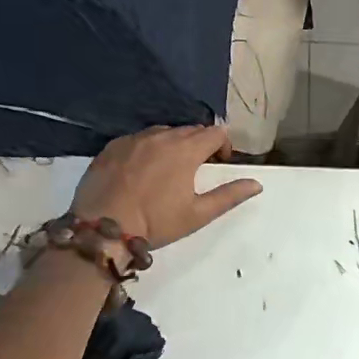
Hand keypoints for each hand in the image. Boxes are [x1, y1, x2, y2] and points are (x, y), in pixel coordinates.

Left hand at [70, 125, 261, 247]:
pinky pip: (137, 139)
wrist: (102, 228)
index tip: (220, 162)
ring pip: (162, 133)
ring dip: (172, 144)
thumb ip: (229, 195)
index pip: (215, 132)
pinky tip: (141, 171)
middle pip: (189, 130)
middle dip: (199, 144)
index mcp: (186, 150)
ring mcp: (133, 139)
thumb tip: (256, 184)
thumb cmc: (155, 222)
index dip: (223, 145)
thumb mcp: (198, 214)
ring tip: (168, 169)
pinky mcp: (112, 146)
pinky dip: (146, 149)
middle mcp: (161, 136)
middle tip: (197, 168)